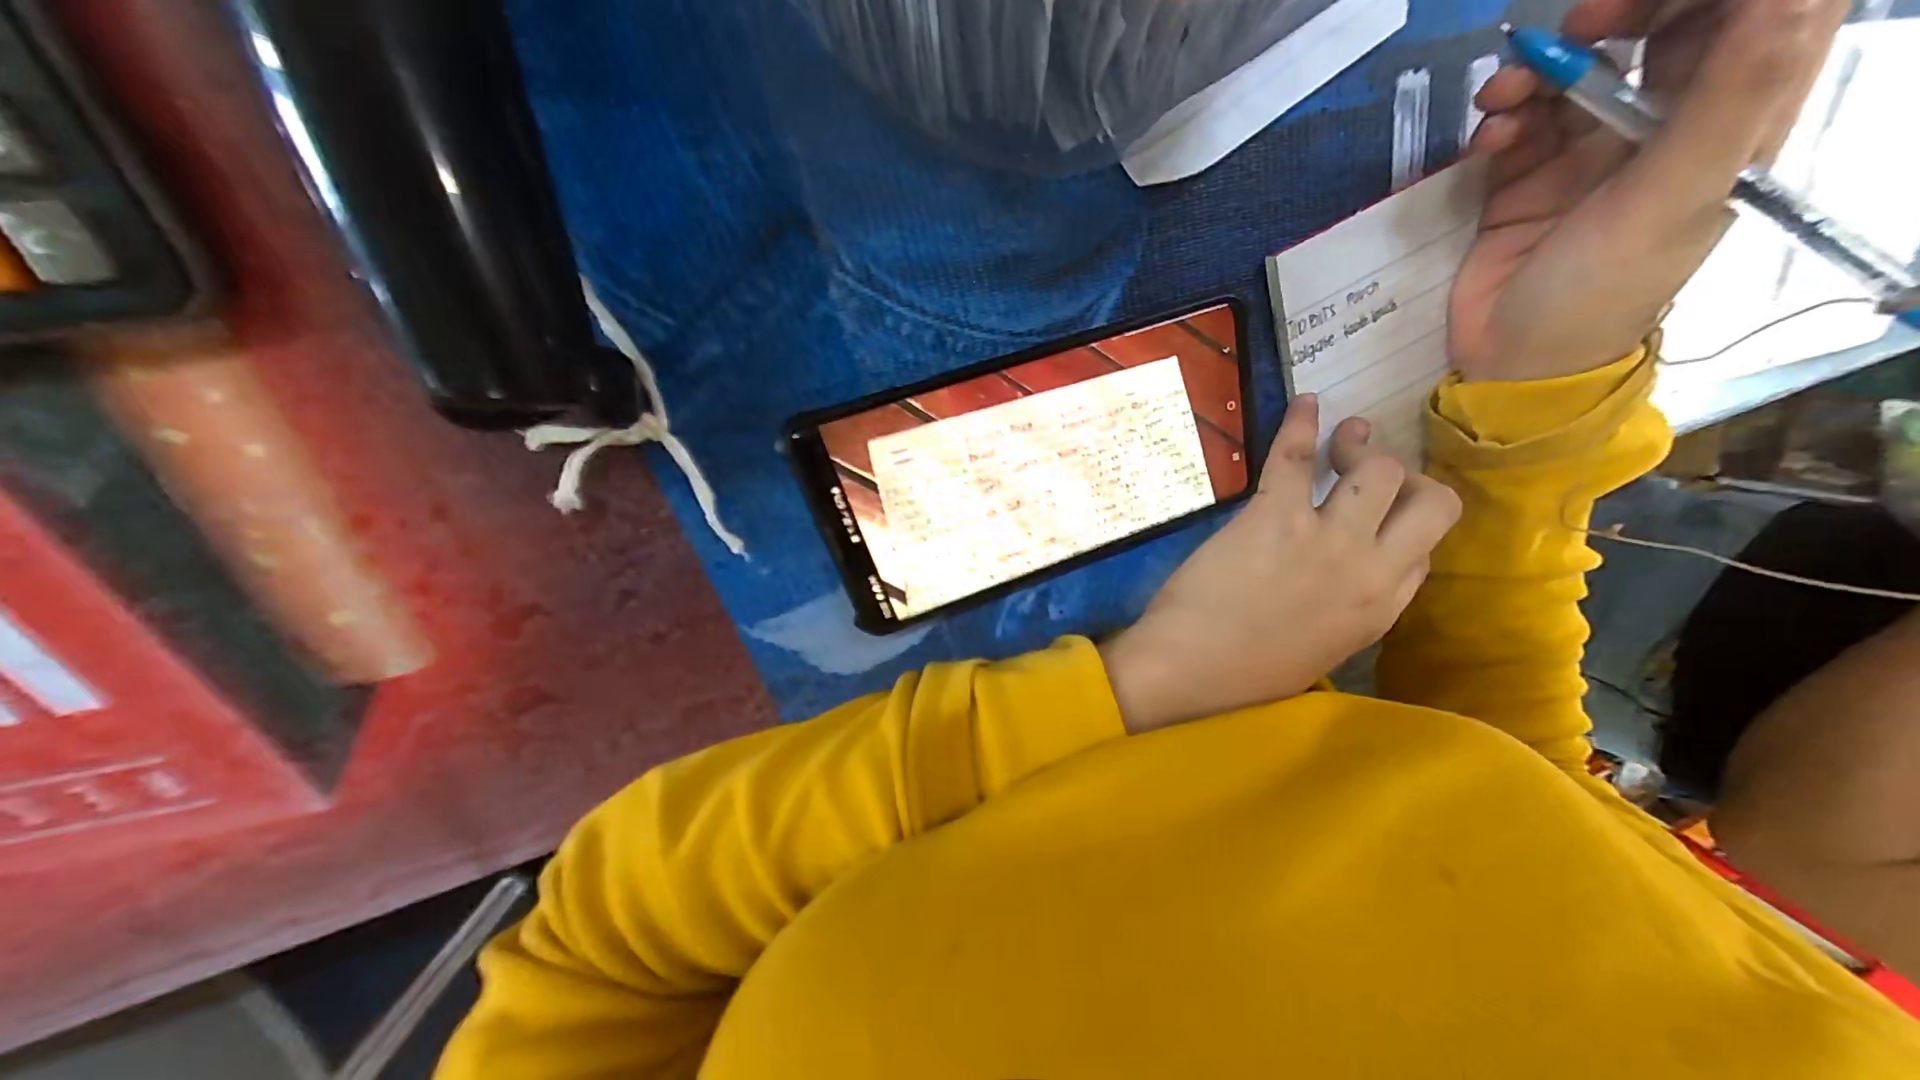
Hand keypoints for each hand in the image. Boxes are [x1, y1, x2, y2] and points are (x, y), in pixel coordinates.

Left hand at [1099, 396, 1461, 733]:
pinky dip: (1300, 425)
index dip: (1406, 524)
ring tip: (1345, 437)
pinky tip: (1305, 403)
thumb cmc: (1245, 672)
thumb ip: (1348, 612)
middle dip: (1405, 478)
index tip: (1380, 514)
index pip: (1425, 549)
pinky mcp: (1275, 516)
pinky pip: (1296, 456)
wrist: (1191, 670)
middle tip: (1366, 470)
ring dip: (1363, 448)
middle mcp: (1370, 569)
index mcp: (1380, 610)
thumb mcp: (1321, 653)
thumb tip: (1353, 576)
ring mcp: (1327, 539)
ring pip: (1380, 470)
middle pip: (1428, 502)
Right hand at [1449, 0, 1846, 381]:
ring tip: (1503, 96)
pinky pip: (1519, 124)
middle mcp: (1664, 126)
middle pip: (1668, 27)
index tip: (1654, 2)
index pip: (1763, 14)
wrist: (1513, 358)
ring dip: (1538, 72)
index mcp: (1729, 122)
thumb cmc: (1602, 288)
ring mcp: (1589, 153)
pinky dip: (1501, 119)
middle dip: (1620, 14)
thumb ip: (1729, 97)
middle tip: (1573, 29)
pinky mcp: (1526, 179)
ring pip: (1579, 72)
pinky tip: (1488, 140)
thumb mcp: (1674, 197)